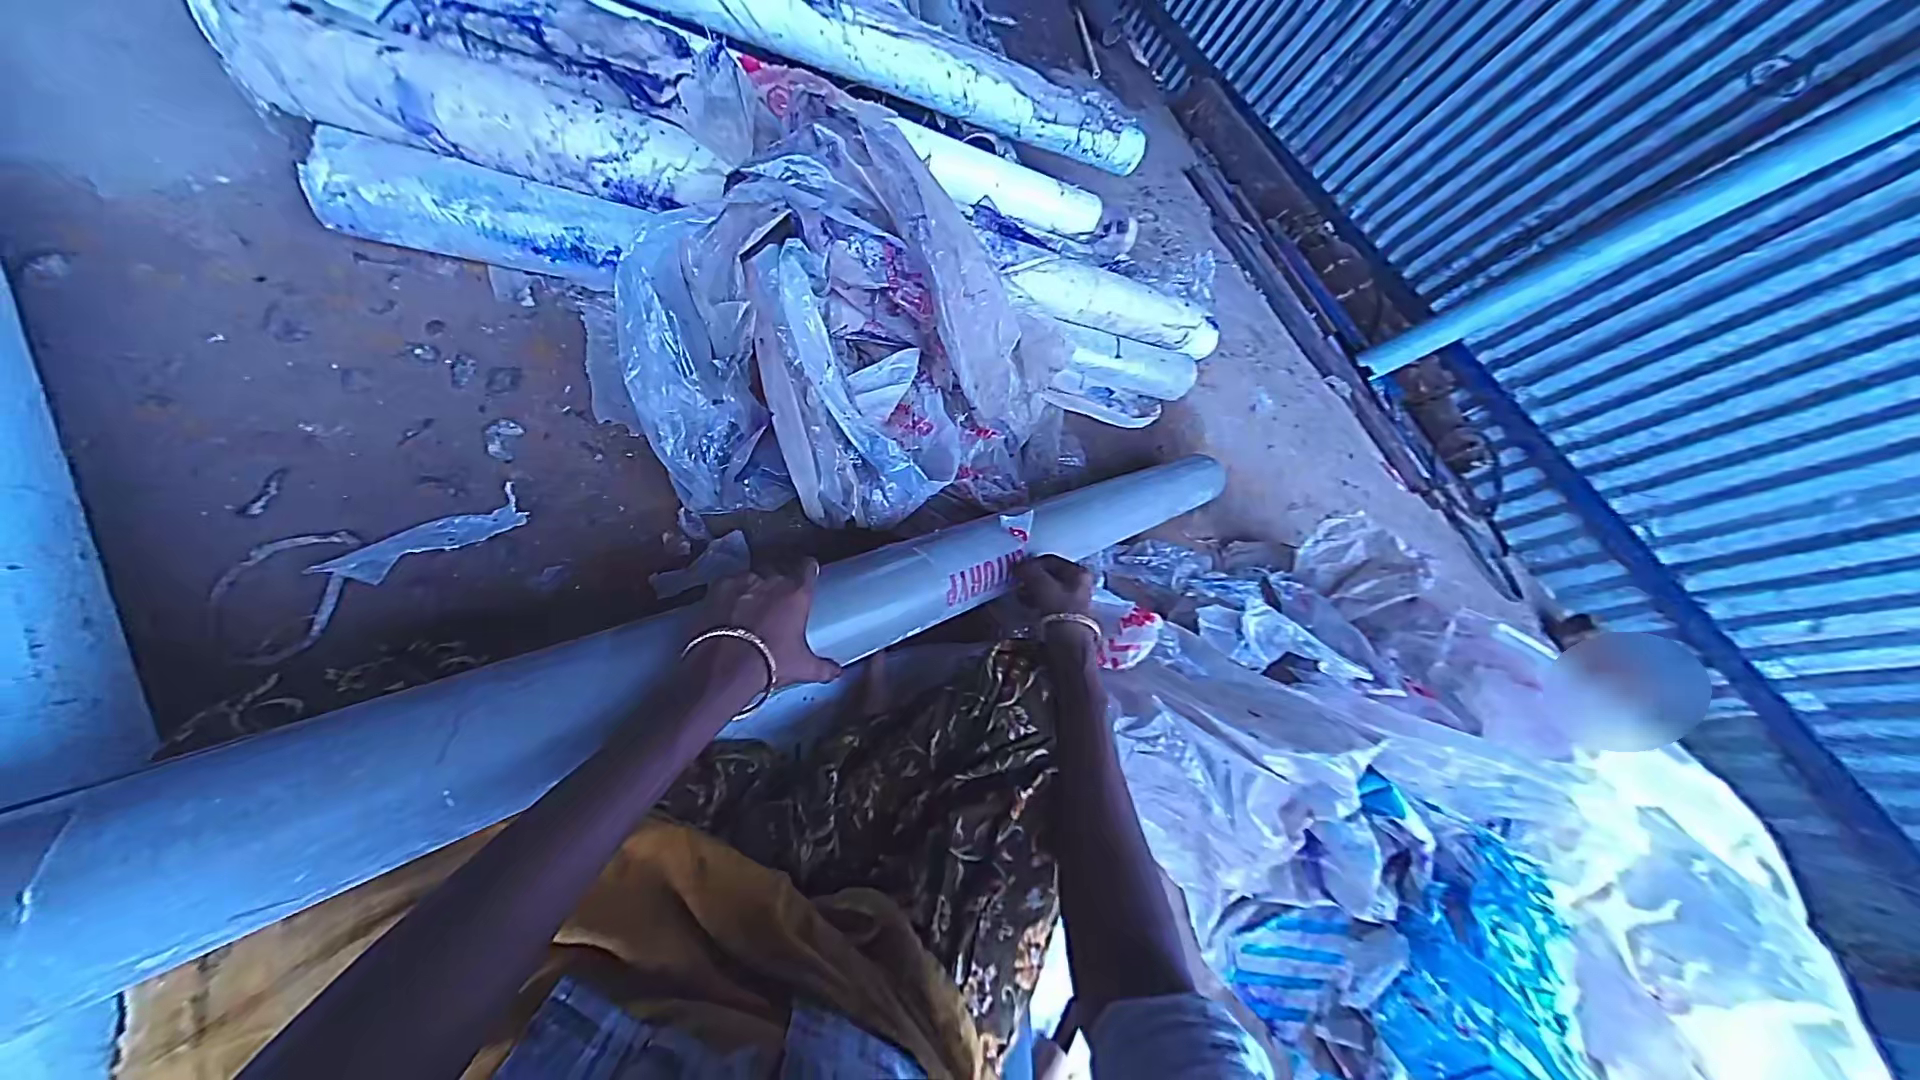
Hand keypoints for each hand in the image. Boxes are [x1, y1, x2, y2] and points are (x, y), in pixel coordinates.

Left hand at [691, 559, 843, 690]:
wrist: (727, 665)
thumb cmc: (769, 661)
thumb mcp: (803, 667)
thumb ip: (823, 667)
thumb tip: (836, 672)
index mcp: (797, 595)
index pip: (808, 568)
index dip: (808, 569)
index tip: (807, 571)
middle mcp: (773, 582)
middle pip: (779, 571)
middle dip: (779, 583)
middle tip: (777, 600)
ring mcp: (745, 582)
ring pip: (753, 576)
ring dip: (754, 586)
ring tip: (750, 604)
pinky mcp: (719, 588)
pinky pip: (729, 582)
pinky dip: (730, 591)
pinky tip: (729, 605)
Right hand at [1015, 554, 1093, 617]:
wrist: (1067, 640)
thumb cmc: (1057, 606)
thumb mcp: (1040, 583)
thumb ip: (1028, 570)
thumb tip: (1018, 566)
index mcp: (1079, 572)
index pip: (1051, 560)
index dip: (1032, 562)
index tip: (1017, 568)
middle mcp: (1081, 584)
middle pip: (1051, 575)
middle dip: (1032, 578)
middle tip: (1018, 581)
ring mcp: (1076, 601)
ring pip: (1049, 590)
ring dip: (1032, 590)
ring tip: (1019, 594)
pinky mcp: (1068, 616)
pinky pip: (1049, 603)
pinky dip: (1036, 602)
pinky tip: (1026, 605)